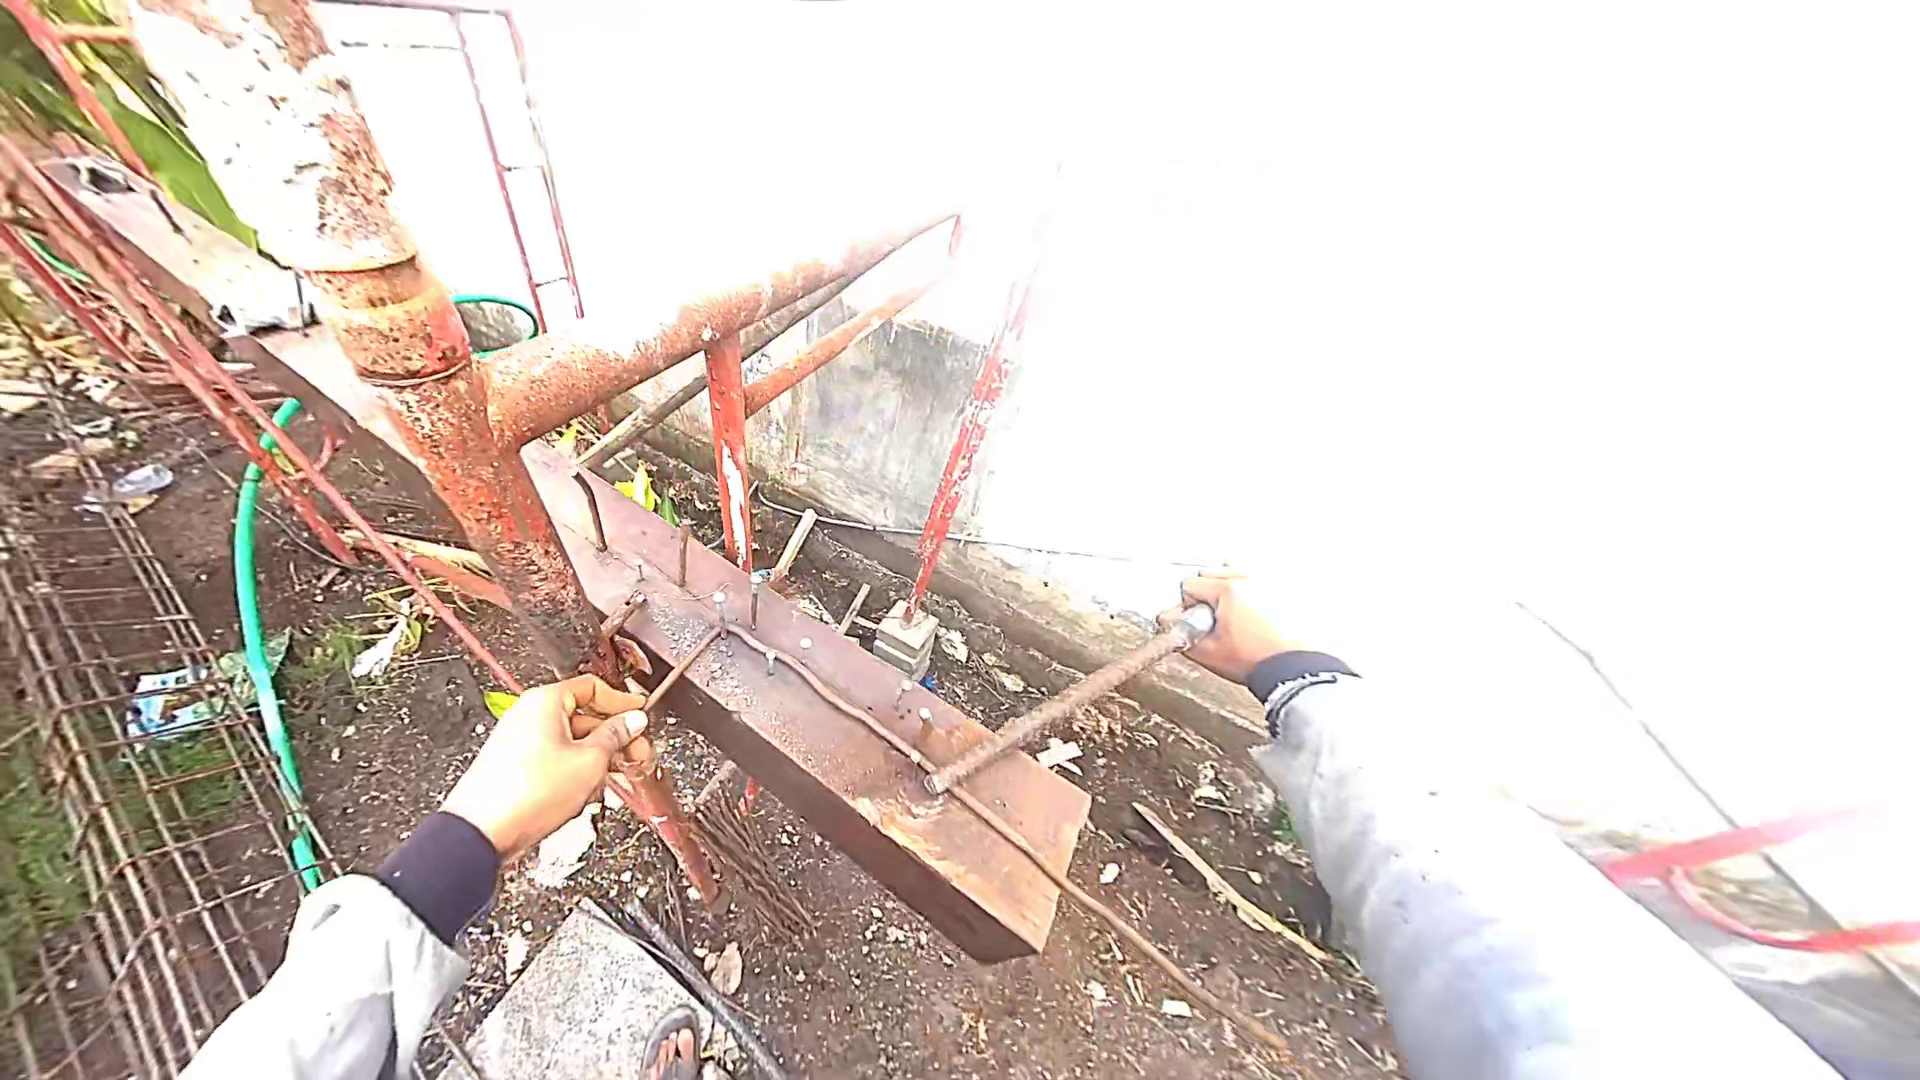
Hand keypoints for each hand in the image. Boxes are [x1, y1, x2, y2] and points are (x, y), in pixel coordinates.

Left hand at [442, 675, 647, 856]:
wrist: (478, 836)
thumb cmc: (528, 793)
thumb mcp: (591, 760)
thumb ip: (617, 735)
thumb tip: (632, 720)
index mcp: (546, 703)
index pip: (594, 688)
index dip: (622, 702)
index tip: (639, 715)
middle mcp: (529, 717)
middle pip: (585, 716)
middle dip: (615, 736)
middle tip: (637, 752)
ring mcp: (519, 743)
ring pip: (573, 741)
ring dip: (599, 757)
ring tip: (617, 776)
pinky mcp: (514, 768)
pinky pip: (556, 759)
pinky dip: (577, 769)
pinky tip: (591, 789)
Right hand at [1163, 574, 1305, 683]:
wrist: (1294, 673)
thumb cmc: (1255, 661)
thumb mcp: (1206, 652)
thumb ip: (1178, 632)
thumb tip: (1167, 620)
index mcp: (1228, 590)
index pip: (1190, 585)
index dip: (1186, 607)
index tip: (1197, 623)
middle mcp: (1251, 580)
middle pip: (1212, 574)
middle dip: (1207, 594)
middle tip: (1213, 619)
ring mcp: (1272, 584)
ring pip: (1236, 574)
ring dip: (1229, 590)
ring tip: (1234, 616)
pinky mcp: (1290, 593)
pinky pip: (1260, 583)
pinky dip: (1253, 593)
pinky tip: (1255, 616)